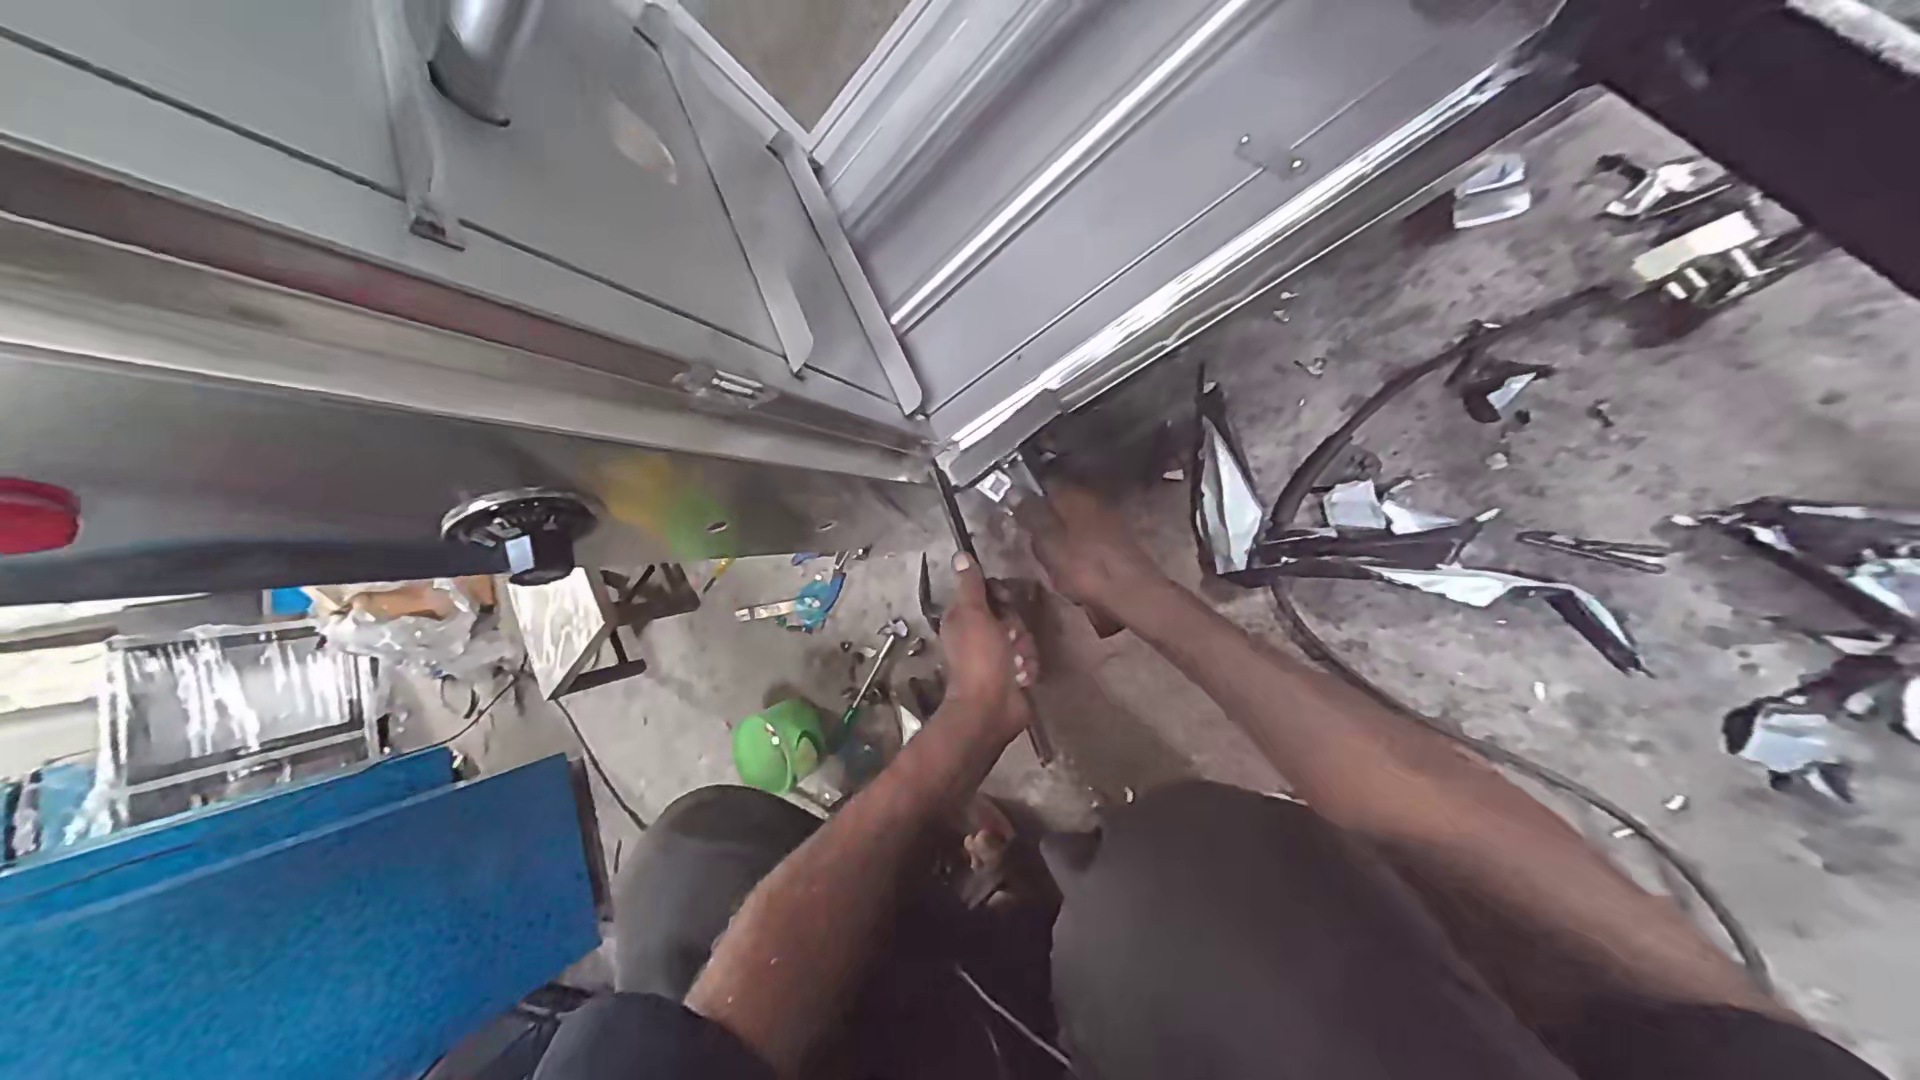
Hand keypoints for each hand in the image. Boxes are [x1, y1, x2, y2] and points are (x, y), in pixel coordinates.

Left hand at [938, 553, 1037, 739]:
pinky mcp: (1014, 673)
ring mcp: (998, 655)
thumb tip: (960, 554)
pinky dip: (1028, 668)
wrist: (991, 709)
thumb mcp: (972, 614)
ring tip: (1015, 664)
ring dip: (1024, 650)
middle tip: (1009, 640)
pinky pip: (1030, 659)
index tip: (1004, 602)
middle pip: (1011, 614)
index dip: (1000, 595)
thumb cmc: (979, 658)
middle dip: (1016, 627)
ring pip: (1024, 637)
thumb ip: (970, 584)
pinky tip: (1021, 678)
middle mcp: (980, 634)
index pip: (989, 592)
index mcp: (964, 617)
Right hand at [1012, 485, 1165, 621]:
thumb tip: (1014, 492)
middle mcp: (1092, 500)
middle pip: (1059, 505)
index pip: (1044, 483)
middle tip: (1035, 547)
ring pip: (1072, 524)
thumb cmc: (1084, 567)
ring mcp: (1108, 519)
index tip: (1016, 516)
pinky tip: (1073, 570)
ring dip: (1060, 540)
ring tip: (1053, 564)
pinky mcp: (1117, 540)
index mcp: (1073, 496)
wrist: (1131, 593)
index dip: (1026, 497)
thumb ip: (1031, 515)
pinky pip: (1086, 540)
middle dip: (1044, 522)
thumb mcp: (1048, 542)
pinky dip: (1076, 552)